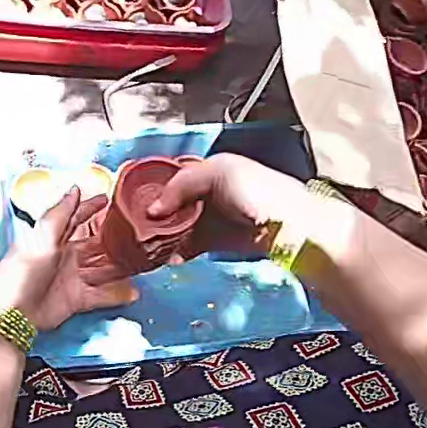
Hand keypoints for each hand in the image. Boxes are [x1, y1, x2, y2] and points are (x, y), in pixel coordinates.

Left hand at [0, 189, 137, 331]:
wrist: (12, 313)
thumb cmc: (20, 273)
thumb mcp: (41, 237)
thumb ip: (60, 214)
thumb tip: (73, 190)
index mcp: (54, 238)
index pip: (77, 218)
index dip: (92, 208)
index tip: (108, 199)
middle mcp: (65, 257)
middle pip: (95, 244)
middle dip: (114, 238)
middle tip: (135, 231)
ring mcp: (72, 278)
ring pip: (103, 268)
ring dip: (120, 266)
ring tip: (140, 260)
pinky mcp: (77, 300)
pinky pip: (102, 295)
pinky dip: (117, 294)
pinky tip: (133, 291)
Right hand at [143, 154, 327, 256]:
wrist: (294, 227)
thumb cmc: (260, 192)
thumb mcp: (218, 174)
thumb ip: (182, 185)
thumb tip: (153, 210)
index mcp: (208, 169)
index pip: (170, 177)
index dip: (151, 190)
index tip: (132, 205)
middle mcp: (207, 193)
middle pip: (171, 205)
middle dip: (154, 217)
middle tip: (136, 229)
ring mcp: (211, 219)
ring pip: (176, 227)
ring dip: (162, 237)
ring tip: (147, 246)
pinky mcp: (217, 242)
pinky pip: (189, 247)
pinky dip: (177, 253)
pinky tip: (168, 258)